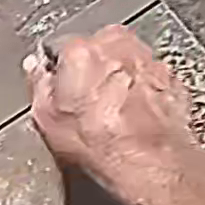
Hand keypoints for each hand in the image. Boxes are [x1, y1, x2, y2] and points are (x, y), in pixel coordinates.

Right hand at [24, 25, 204, 204]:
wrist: (147, 159)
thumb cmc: (99, 140)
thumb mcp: (46, 117)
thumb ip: (38, 84)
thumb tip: (36, 71)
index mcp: (80, 50)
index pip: (58, 48)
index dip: (55, 71)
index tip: (55, 88)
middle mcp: (116, 45)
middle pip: (94, 50)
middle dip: (88, 71)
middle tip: (81, 103)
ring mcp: (147, 59)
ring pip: (122, 62)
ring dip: (115, 80)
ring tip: (106, 114)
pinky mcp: (169, 76)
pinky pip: (144, 78)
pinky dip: (137, 91)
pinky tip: (128, 116)